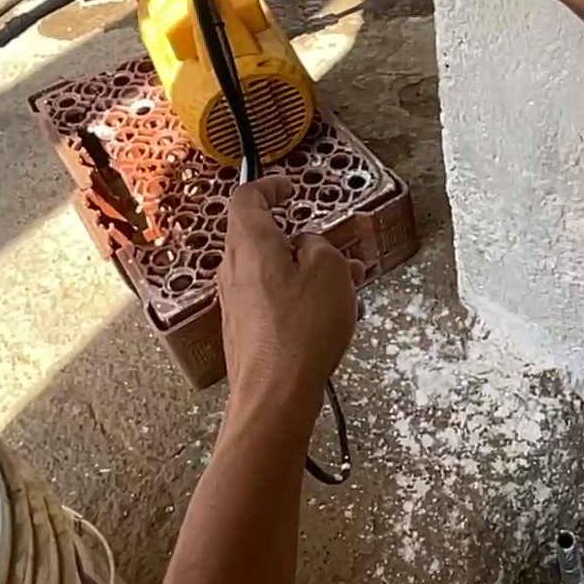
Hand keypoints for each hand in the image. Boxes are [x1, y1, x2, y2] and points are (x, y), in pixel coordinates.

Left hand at [217, 176, 362, 420]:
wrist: (274, 396)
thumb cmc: (301, 330)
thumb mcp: (329, 271)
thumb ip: (320, 246)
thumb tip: (308, 246)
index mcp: (250, 246)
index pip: (247, 199)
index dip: (269, 186)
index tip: (289, 187)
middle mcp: (235, 270)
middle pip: (262, 238)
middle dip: (301, 236)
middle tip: (334, 241)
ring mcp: (237, 303)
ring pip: (273, 270)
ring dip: (308, 268)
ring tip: (349, 281)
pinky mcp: (247, 330)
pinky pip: (274, 298)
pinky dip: (300, 294)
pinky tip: (332, 312)